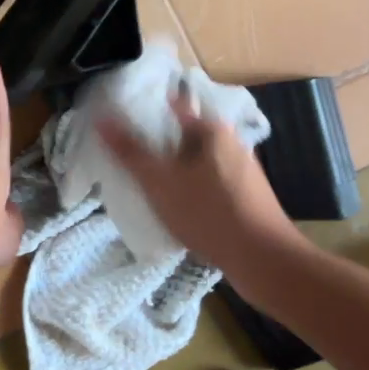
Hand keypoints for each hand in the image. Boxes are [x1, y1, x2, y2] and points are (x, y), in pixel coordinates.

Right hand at [96, 94, 304, 273]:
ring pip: (194, 160)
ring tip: (142, 178)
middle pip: (182, 133)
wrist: (267, 265)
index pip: (172, 104)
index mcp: (212, 130)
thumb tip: (101, 117)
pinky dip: (187, 187)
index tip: (119, 113)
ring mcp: (240, 172)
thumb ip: (130, 150)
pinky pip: (207, 182)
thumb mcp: (160, 182)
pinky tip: (172, 204)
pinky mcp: (245, 198)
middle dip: (155, 141)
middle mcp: (230, 143)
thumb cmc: (210, 214)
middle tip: (124, 150)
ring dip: (171, 167)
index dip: (144, 106)